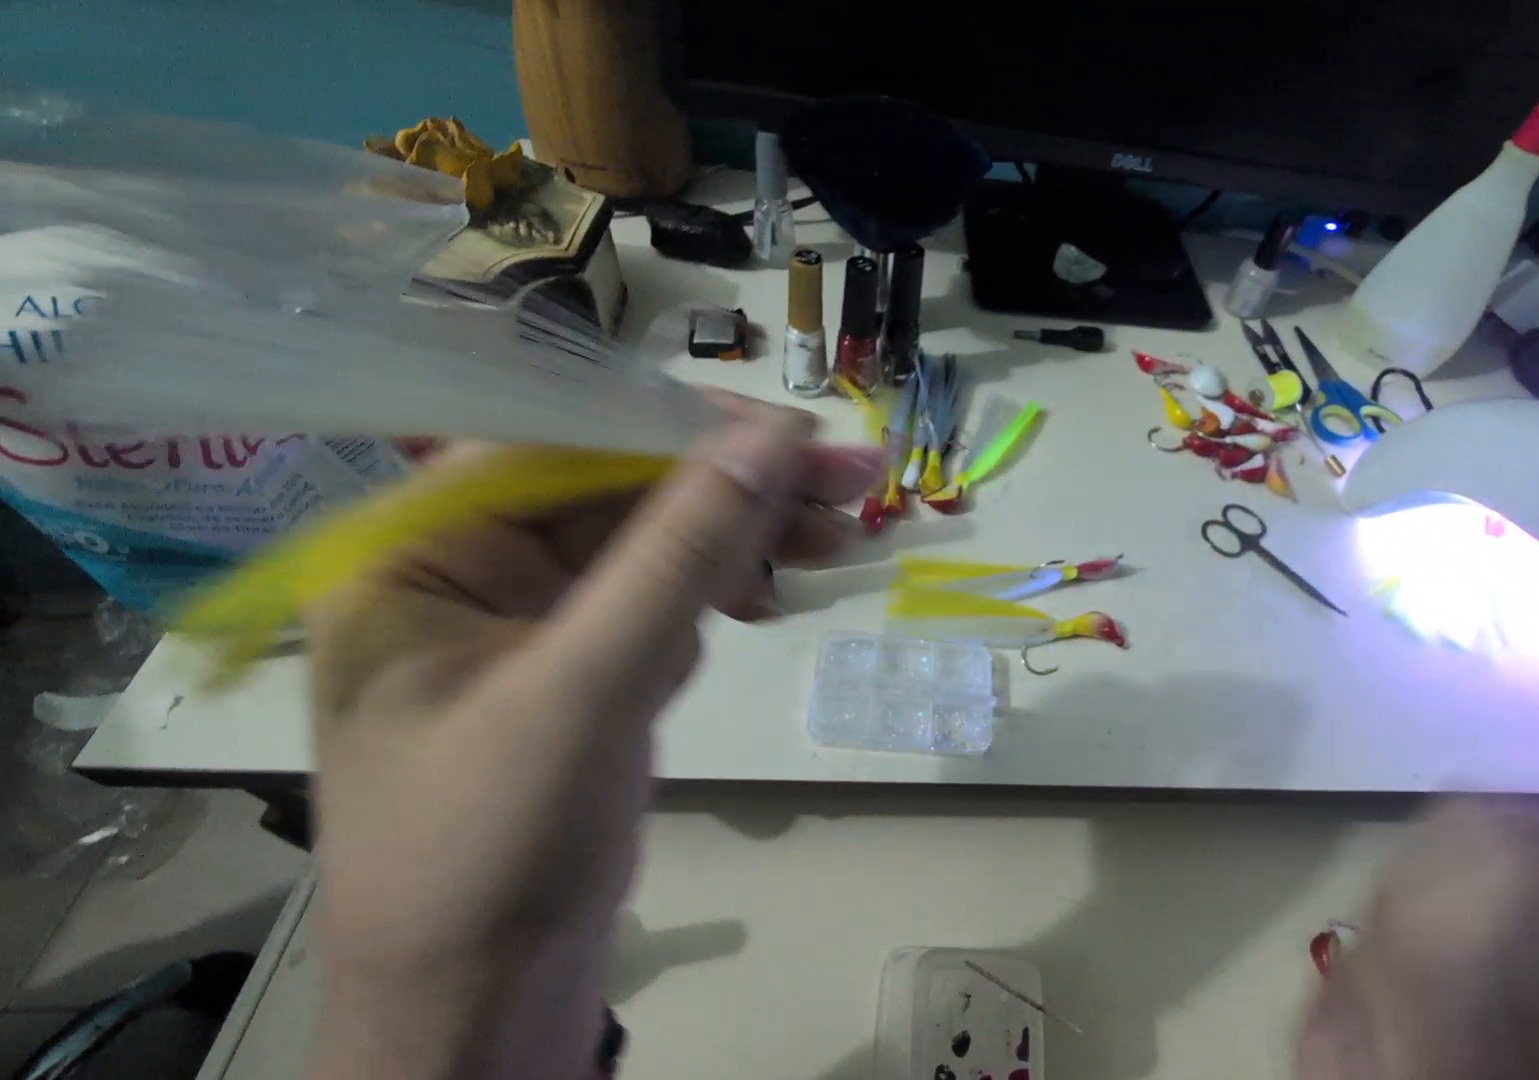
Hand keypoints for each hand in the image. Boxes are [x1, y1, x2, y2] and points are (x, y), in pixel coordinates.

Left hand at [303, 403, 878, 1078]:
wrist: (486, 999)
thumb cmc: (496, 844)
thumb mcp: (591, 686)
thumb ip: (679, 553)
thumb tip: (772, 439)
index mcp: (423, 547)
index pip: (564, 441)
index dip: (686, 428)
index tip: (799, 434)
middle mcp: (472, 562)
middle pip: (627, 488)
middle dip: (739, 490)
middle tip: (853, 483)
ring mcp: (534, 611)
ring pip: (658, 539)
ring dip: (745, 539)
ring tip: (837, 544)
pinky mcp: (584, 656)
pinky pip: (663, 595)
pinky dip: (718, 594)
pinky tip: (760, 608)